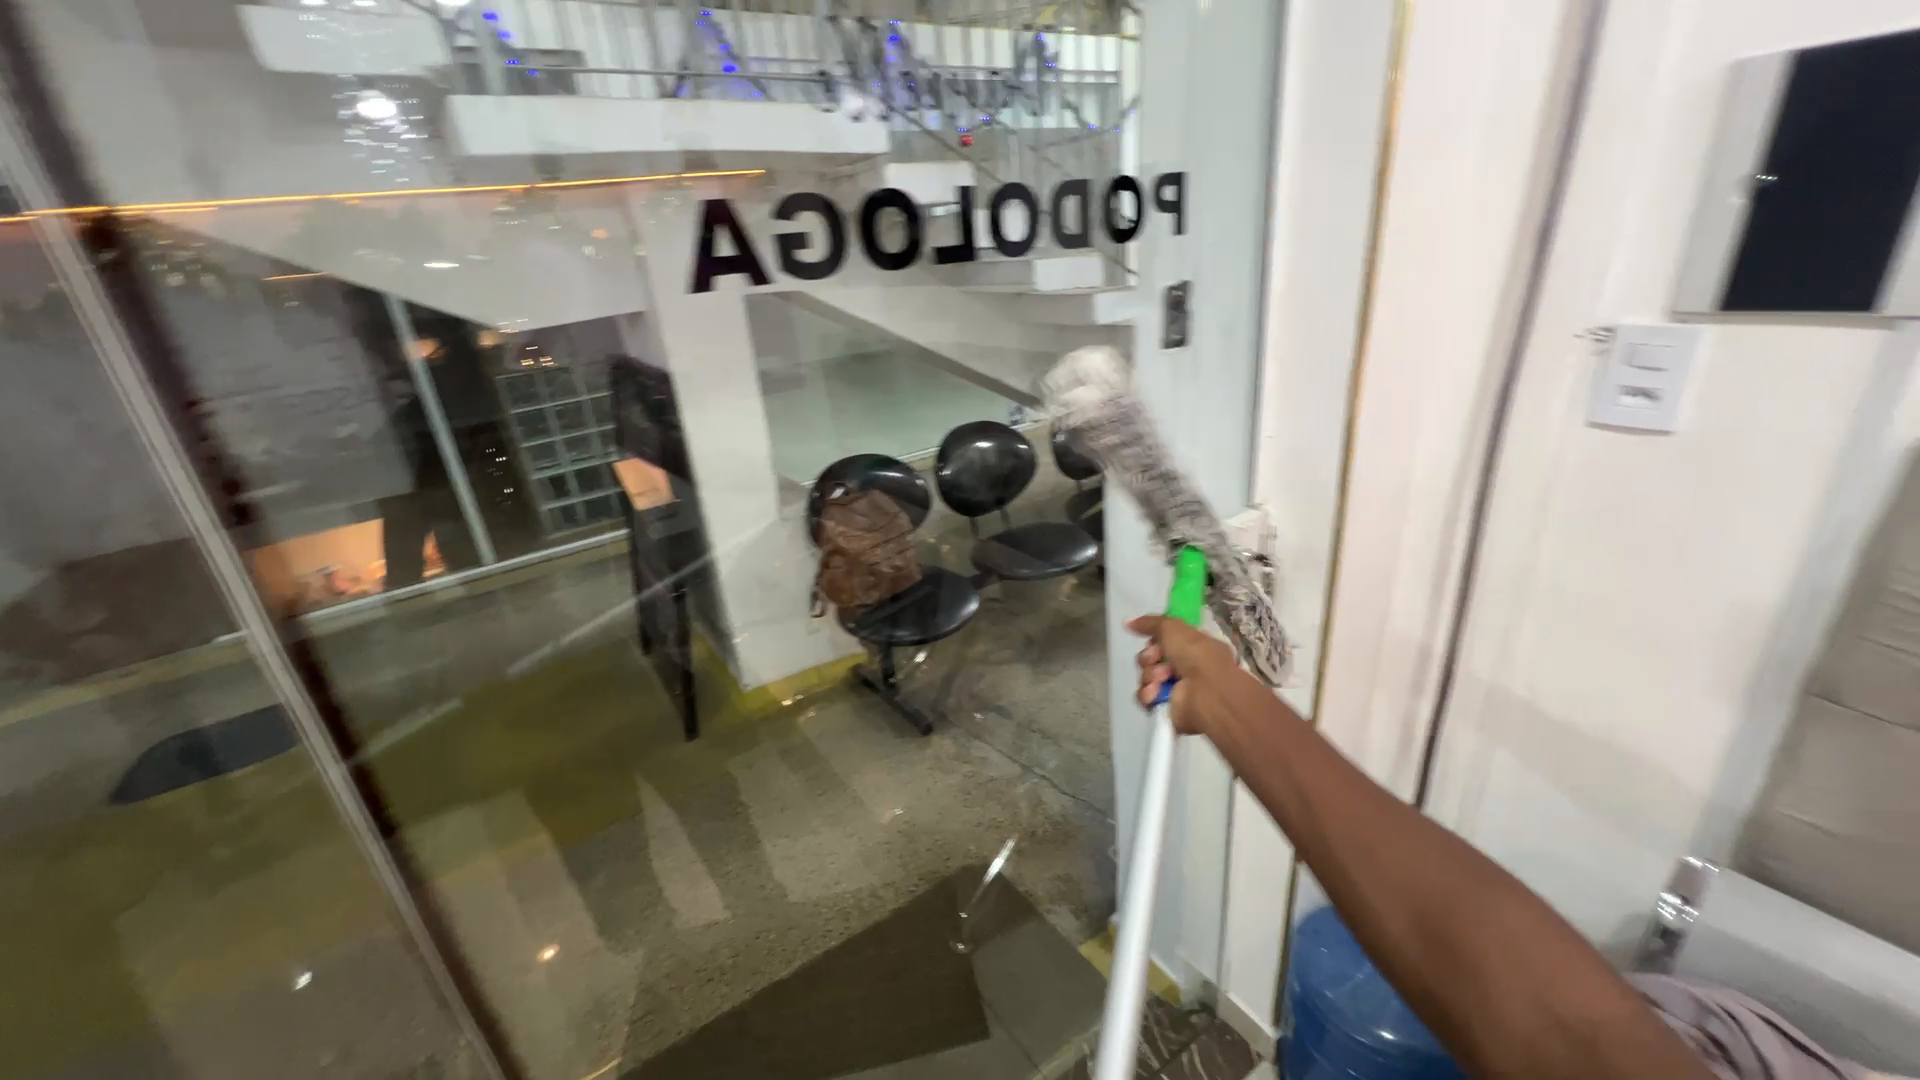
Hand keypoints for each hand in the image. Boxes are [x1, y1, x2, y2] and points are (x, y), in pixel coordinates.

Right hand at [1127, 614, 1236, 735]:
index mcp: (1195, 647)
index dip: (1156, 640)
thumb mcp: (1173, 628)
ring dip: (1149, 676)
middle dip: (1149, 657)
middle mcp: (1187, 667)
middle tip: (1154, 659)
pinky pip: (1145, 696)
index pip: (1166, 641)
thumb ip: (1150, 623)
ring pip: (1146, 677)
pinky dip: (1148, 694)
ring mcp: (1177, 689)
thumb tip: (1127, 622)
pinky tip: (1155, 693)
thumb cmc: (1195, 655)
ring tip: (1159, 680)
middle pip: (1152, 658)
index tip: (1154, 641)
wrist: (1205, 693)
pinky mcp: (1167, 707)